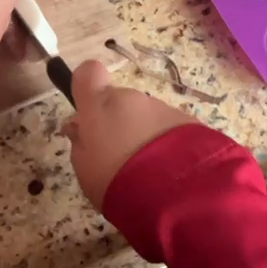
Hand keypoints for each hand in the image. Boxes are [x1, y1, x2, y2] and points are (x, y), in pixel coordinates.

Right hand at [62, 60, 198, 208]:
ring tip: (147, 169)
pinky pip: (168, 128)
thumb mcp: (84, 168)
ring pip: (145, 115)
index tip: (87, 109)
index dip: (86, 85)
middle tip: (118, 155)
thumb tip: (78, 126)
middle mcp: (130, 98)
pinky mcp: (188, 121)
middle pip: (118, 101)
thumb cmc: (115, 180)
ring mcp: (161, 107)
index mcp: (99, 104)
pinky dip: (166, 143)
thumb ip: (79, 142)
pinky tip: (169, 171)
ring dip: (143, 134)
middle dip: (118, 121)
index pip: (88, 72)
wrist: (173, 195)